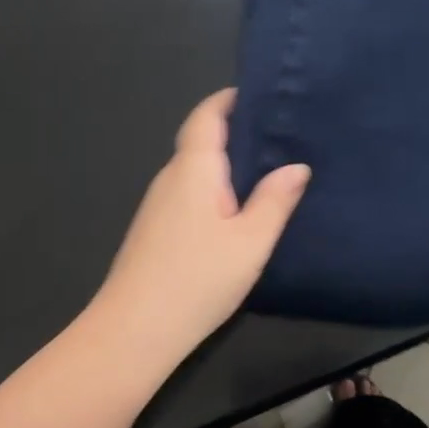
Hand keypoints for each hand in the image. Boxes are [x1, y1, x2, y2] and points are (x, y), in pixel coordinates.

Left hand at [91, 90, 309, 362]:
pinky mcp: (155, 230)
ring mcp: (158, 205)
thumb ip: (275, 201)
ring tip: (268, 166)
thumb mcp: (250, 242)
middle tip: (280, 131)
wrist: (131, 334)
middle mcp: (171, 177)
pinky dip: (214, 187)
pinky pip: (189, 193)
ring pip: (195, 170)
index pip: (207, 115)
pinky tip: (237, 209)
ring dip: (225, 163)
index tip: (262, 93)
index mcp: (194, 168)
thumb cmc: (196, 280)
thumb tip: (297, 166)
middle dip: (235, 131)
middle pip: (201, 140)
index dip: (230, 99)